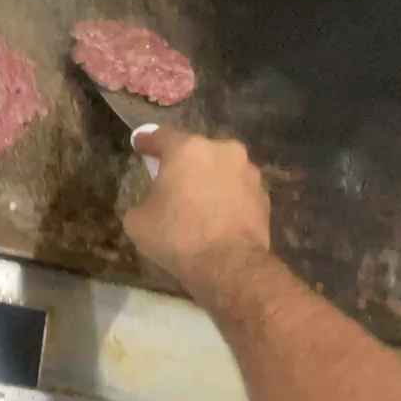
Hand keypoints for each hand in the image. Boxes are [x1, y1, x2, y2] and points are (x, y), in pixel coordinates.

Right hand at [124, 126, 270, 287]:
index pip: (161, 136)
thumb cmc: (176, 236)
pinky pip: (235, 190)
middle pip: (195, 152)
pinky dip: (224, 198)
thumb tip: (151, 204)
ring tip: (196, 205)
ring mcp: (247, 171)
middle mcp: (222, 150)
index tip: (139, 143)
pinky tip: (215, 219)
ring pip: (219, 170)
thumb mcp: (137, 221)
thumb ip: (142, 202)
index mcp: (187, 150)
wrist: (228, 264)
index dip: (146, 141)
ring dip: (206, 181)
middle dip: (181, 164)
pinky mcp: (263, 194)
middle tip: (169, 183)